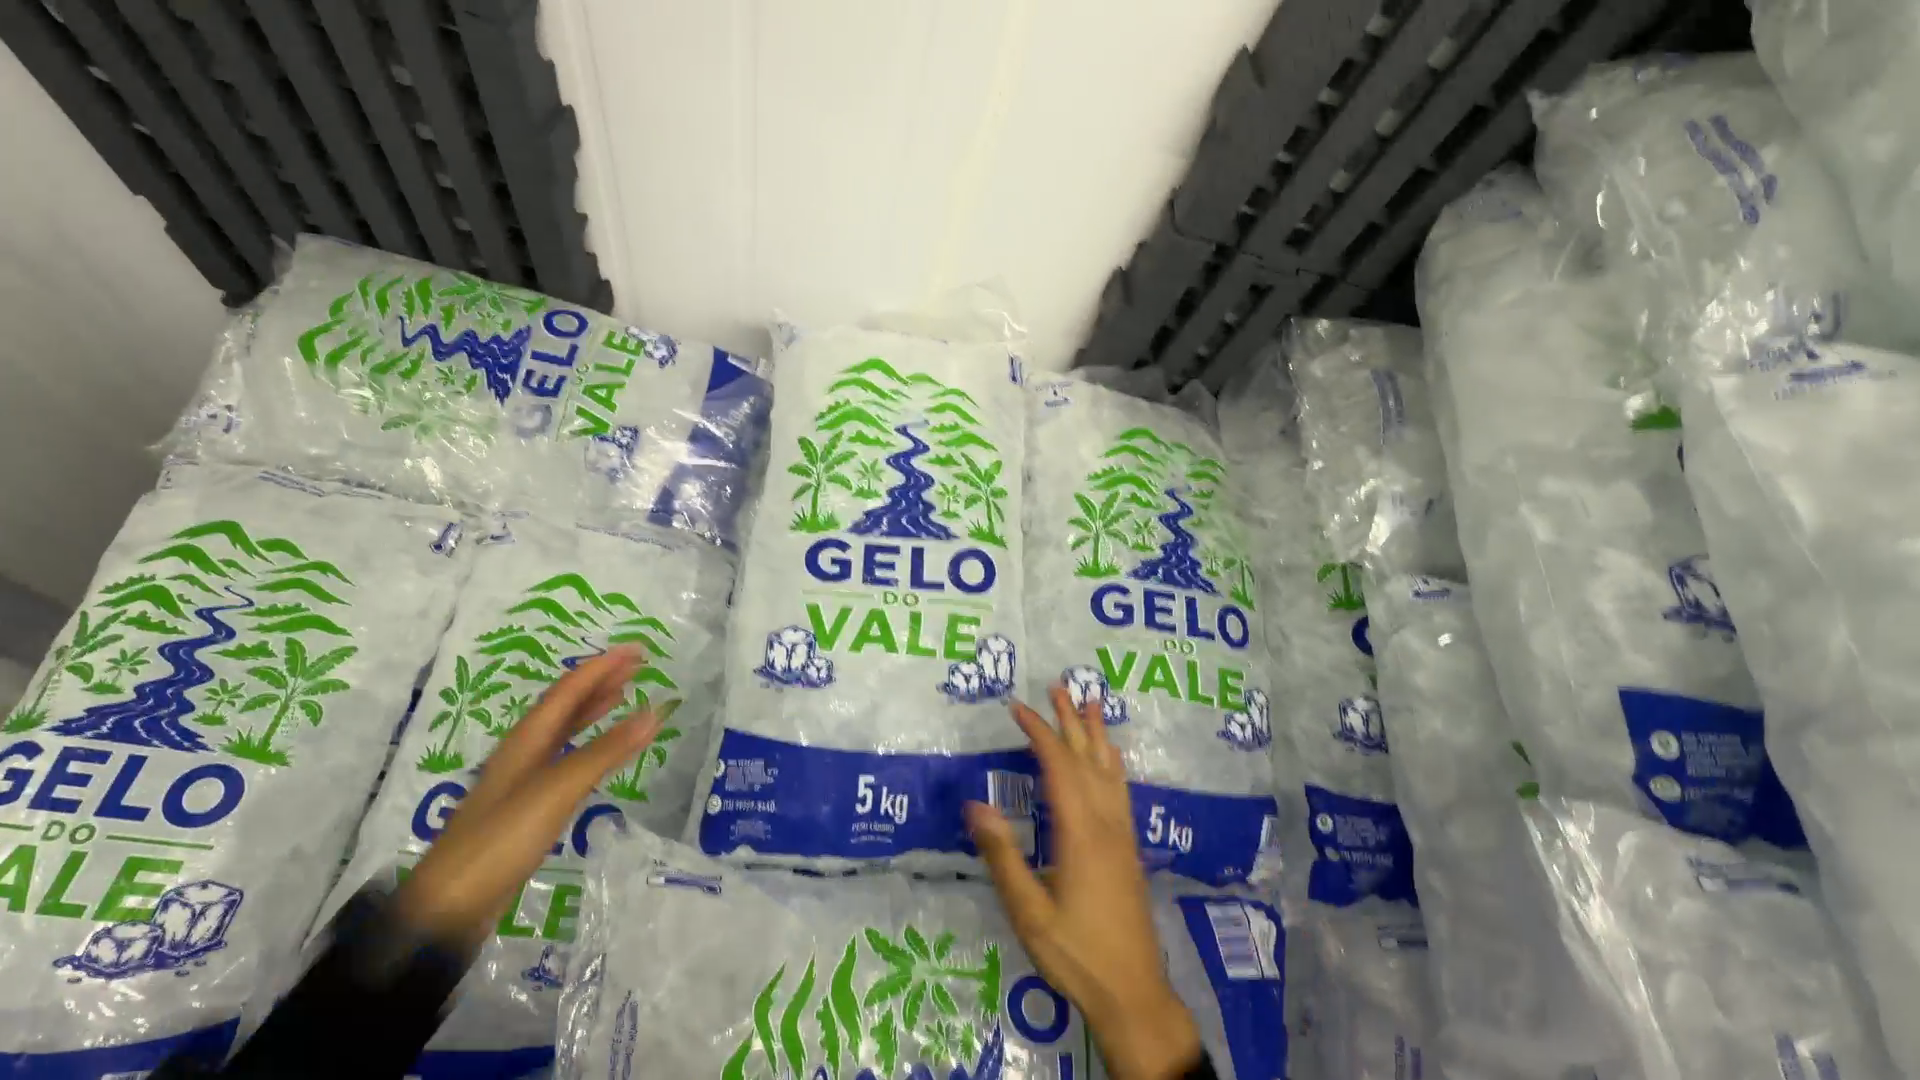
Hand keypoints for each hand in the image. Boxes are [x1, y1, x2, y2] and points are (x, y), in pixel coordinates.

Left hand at [392, 647, 663, 951]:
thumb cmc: (501, 840)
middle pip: (563, 706)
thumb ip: (606, 751)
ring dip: (592, 710)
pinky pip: (564, 760)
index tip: (639, 651)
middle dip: (599, 682)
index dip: (603, 667)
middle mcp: (522, 753)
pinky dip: (588, 745)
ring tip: (622, 697)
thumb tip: (654, 711)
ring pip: (562, 732)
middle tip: (637, 667)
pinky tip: (597, 755)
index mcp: (525, 741)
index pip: (568, 691)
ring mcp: (521, 782)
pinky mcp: (525, 810)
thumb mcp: (557, 790)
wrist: (448, 907)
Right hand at [967, 687, 1201, 1079]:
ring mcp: (1122, 836)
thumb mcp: (1028, 910)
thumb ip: (1002, 855)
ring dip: (1096, 735)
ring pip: (1111, 771)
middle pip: (1089, 759)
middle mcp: (1106, 824)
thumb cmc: (1075, 952)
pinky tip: (1111, 760)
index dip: (1039, 732)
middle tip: (1059, 686)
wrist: (1132, 990)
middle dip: (1071, 721)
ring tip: (1090, 704)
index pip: (1058, 767)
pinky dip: (1113, 763)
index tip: (1018, 707)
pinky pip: (1121, 790)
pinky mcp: (1129, 850)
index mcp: (1081, 833)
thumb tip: (976, 804)